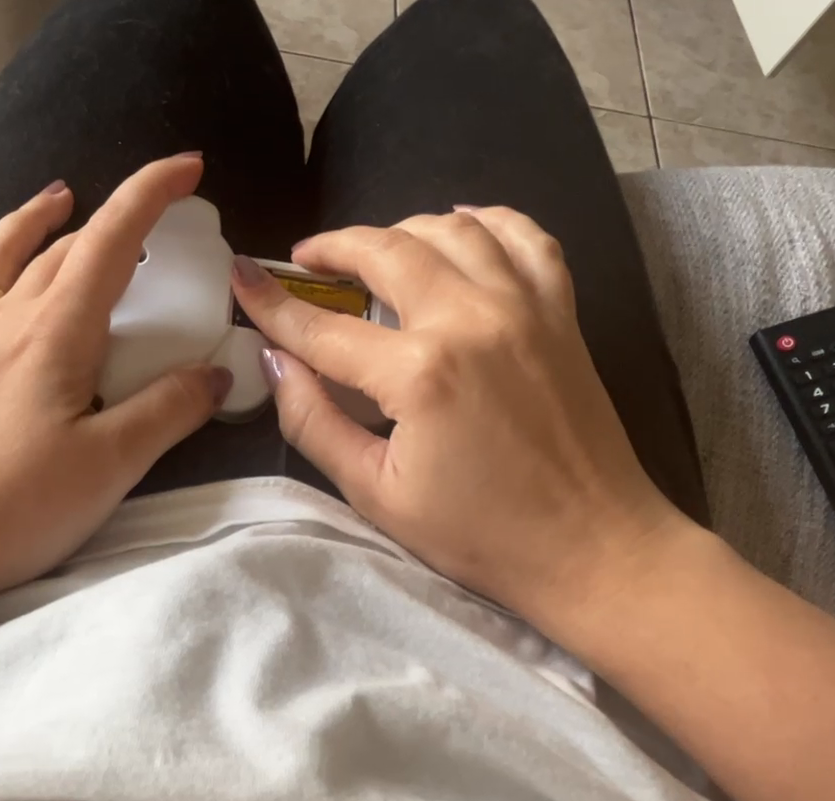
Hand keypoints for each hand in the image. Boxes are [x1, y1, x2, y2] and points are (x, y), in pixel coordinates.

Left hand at [0, 154, 232, 609]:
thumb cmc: (18, 506)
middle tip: (145, 222)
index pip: (110, 242)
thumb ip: (169, 410)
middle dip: (108, 223)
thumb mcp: (113, 463)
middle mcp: (3, 323)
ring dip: (29, 224)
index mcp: (55, 332)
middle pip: (60, 252)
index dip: (150, 195)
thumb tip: (216, 374)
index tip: (188, 166)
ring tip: (55, 198)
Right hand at [231, 206, 694, 629]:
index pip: (325, 327)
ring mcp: (524, 306)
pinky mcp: (561, 312)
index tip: (241, 277)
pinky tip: (459, 224)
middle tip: (304, 260)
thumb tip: (276, 362)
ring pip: (451, 229)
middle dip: (334, 248)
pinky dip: (485, 219)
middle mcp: (471, 318)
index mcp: (419, 373)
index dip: (273, 303)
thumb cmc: (479, 535)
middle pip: (387, 252)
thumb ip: (315, 423)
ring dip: (400, 229)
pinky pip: (524, 235)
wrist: (592, 546)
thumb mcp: (376, 494)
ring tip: (370, 251)